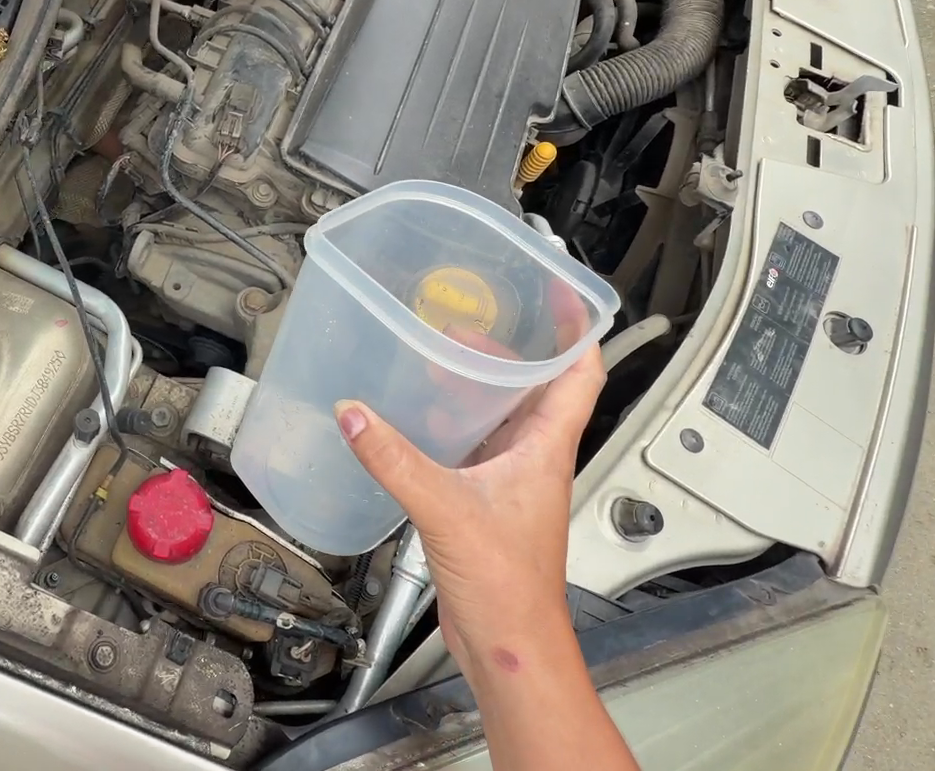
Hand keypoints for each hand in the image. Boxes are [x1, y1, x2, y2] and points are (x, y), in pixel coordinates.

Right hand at [334, 345, 604, 671]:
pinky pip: (476, 441)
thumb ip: (395, 459)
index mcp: (547, 449)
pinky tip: (421, 414)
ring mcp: (511, 477)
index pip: (580, 374)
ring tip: (443, 355)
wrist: (509, 644)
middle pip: (536, 385)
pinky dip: (455, 418)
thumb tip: (353, 414)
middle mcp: (535, 457)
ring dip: (481, 381)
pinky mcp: (485, 496)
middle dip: (508, 347)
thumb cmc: (507, 587)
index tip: (557, 291)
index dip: (575, 328)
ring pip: (505, 412)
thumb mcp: (446, 509)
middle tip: (470, 320)